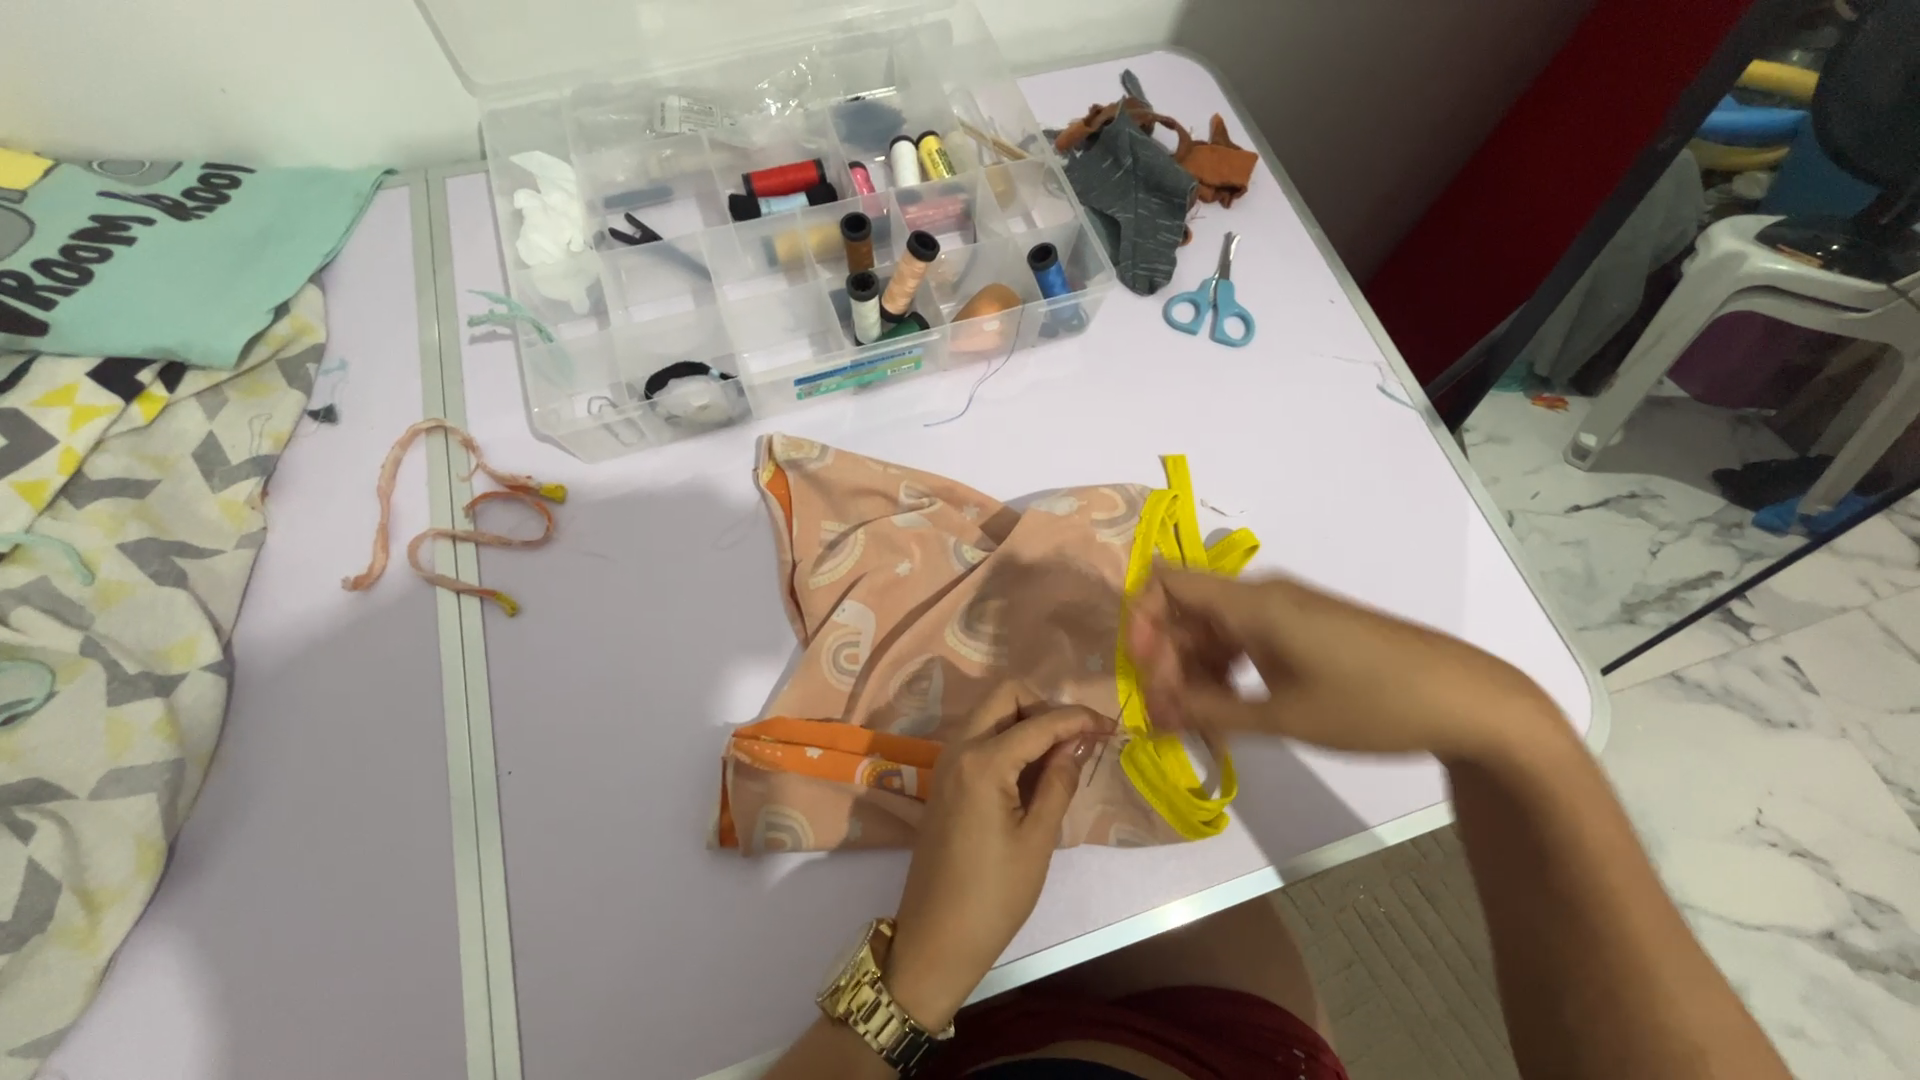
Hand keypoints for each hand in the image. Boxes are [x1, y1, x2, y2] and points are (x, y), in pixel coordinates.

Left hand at [883, 684, 1103, 1029]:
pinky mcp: (944, 780)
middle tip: (1076, 740)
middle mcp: (958, 749)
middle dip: (1044, 706)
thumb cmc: (994, 896)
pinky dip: (1007, 739)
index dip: (1078, 718)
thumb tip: (1075, 743)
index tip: (1110, 727)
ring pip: (990, 714)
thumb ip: (1058, 781)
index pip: (1039, 721)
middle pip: (1005, 696)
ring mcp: (946, 763)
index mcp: (982, 762)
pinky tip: (1032, 771)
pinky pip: (978, 738)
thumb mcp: (1038, 840)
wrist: (936, 938)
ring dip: (1025, 721)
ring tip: (1060, 756)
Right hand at [1125, 567, 1560, 762]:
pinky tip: (1232, 710)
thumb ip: (1211, 711)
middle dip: (1166, 660)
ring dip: (1195, 670)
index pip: (1167, 583)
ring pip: (1213, 629)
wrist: (1468, 701)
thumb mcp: (1284, 717)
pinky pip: (1243, 640)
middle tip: (1169, 716)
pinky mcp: (1303, 629)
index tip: (1144, 674)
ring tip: (1198, 722)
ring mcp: (1286, 612)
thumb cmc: (1373, 705)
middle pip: (1186, 611)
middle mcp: (1263, 596)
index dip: (1141, 622)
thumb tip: (1152, 713)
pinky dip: (1225, 670)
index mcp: (1254, 603)